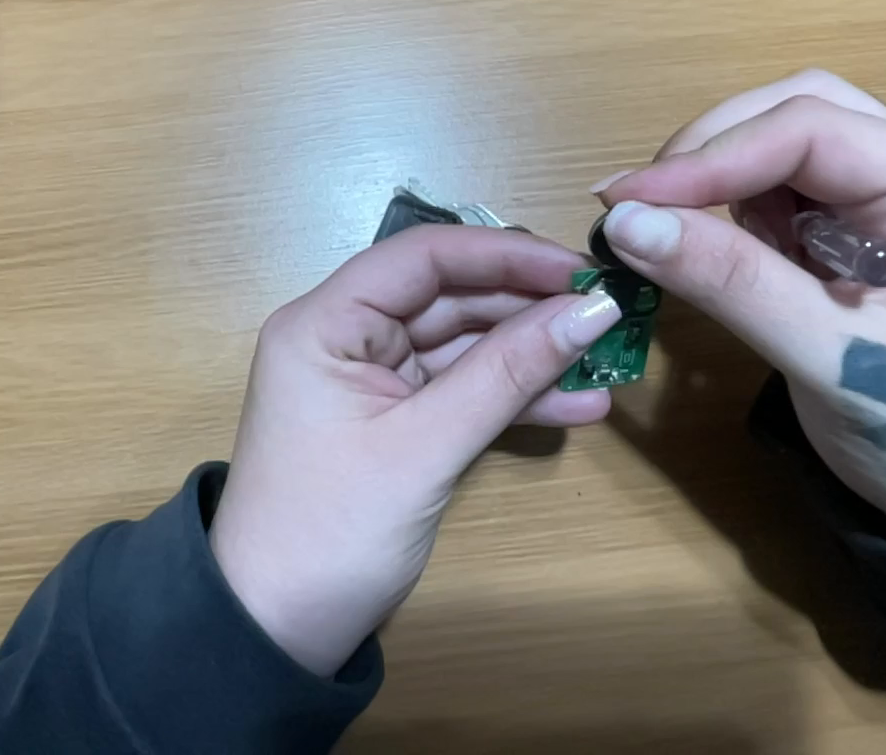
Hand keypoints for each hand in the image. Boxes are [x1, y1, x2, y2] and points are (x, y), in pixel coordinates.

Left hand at [209, 226, 621, 675]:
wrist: (279, 632)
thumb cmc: (333, 531)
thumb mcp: (424, 447)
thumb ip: (506, 374)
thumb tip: (592, 310)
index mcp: (325, 320)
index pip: (422, 257)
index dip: (503, 254)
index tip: (578, 269)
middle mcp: (346, 334)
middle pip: (448, 296)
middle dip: (526, 305)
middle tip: (607, 311)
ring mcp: (373, 376)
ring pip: (462, 343)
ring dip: (530, 354)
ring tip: (607, 359)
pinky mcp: (395, 415)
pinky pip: (460, 388)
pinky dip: (512, 396)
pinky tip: (577, 405)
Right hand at [593, 70, 885, 548]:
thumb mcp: (831, 362)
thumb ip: (732, 283)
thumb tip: (624, 222)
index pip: (816, 132)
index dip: (713, 157)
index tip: (625, 201)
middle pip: (803, 111)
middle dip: (713, 148)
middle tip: (640, 200)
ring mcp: (880, 205)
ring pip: (781, 142)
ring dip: (713, 175)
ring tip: (667, 229)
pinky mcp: (842, 233)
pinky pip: (770, 190)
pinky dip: (722, 205)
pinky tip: (704, 247)